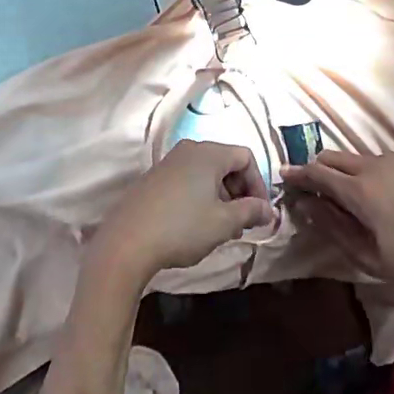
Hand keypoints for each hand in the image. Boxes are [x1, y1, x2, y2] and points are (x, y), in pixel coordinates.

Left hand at [89, 140, 276, 282]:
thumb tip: (268, 210)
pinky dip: (199, 197)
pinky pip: (186, 180)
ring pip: (205, 173)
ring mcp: (167, 163)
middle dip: (239, 192)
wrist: (125, 244)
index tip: (259, 213)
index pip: (246, 157)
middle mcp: (188, 150)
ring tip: (221, 229)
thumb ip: (251, 212)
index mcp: (209, 153)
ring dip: (220, 197)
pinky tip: (195, 226)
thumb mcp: (224, 223)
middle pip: (225, 163)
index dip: (258, 184)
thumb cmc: (182, 228)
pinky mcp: (152, 179)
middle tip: (243, 223)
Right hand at [281, 150, 393, 307]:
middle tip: (308, 191)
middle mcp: (375, 165)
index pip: (318, 172)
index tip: (283, 178)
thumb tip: (306, 205)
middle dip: (316, 170)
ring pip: (355, 157)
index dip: (298, 174)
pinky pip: (376, 160)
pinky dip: (363, 171)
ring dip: (341, 170)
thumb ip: (333, 226)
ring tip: (340, 197)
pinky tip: (371, 195)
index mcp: (361, 190)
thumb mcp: (367, 255)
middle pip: (333, 157)